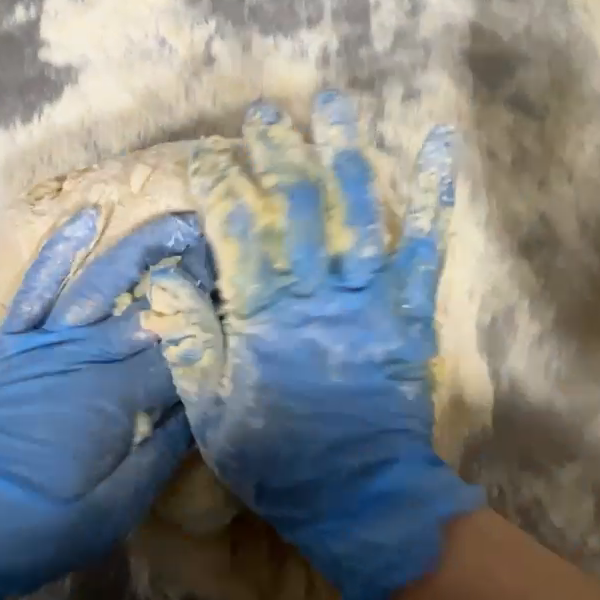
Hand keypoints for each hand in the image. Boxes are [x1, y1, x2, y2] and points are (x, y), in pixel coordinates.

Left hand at [0, 211, 206, 599]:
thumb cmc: (42, 527)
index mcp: (116, 395)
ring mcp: (45, 344)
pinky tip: (84, 219)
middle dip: (194, 280)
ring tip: (179, 222)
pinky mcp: (13, 346)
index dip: (217, 332)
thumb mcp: (118, 506)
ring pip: (99, 284)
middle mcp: (85, 355)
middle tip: (233, 249)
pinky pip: (35, 289)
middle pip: (150, 310)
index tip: (252, 308)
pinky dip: (57, 253)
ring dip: (141, 250)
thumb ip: (164, 448)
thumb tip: (205, 400)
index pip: (181, 352)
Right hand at [143, 92, 483, 599]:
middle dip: (277, 153)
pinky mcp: (408, 309)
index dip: (219, 185)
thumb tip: (163, 277)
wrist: (360, 495)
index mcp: (263, 315)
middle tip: (264, 112)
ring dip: (343, 152)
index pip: (237, 231)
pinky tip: (436, 145)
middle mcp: (316, 293)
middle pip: (296, 205)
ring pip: (356, 209)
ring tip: (332, 104)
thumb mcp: (211, 409)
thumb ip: (189, 340)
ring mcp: (368, 297)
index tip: (206, 152)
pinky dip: (432, 193)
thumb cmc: (276, 455)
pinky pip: (425, 244)